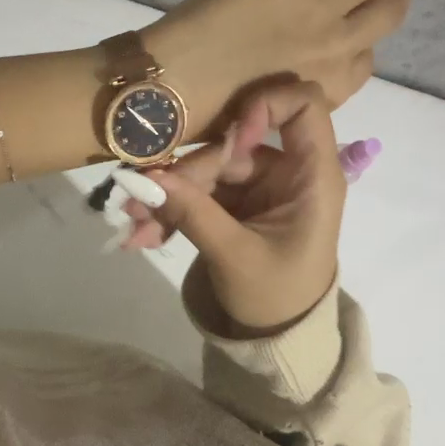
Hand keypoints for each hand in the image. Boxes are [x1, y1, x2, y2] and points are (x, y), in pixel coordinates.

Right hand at [141, 81, 343, 333]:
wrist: (276, 340)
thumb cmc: (275, 297)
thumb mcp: (234, 257)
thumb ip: (193, 213)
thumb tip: (145, 177)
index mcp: (312, 176)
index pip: (303, 106)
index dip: (265, 105)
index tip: (229, 136)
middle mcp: (287, 172)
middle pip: (234, 144)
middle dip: (186, 173)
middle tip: (141, 201)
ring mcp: (259, 188)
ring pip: (208, 170)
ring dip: (168, 195)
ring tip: (132, 224)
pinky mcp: (235, 206)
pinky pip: (198, 194)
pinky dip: (172, 211)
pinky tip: (142, 233)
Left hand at [143, 0, 418, 137]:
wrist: (166, 89)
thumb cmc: (203, 119)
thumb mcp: (260, 124)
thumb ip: (288, 102)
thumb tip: (291, 85)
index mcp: (324, 92)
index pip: (365, 66)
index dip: (365, 47)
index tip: (359, 36)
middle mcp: (333, 50)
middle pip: (386, 15)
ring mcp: (315, 5)